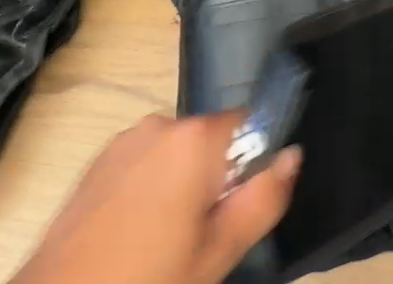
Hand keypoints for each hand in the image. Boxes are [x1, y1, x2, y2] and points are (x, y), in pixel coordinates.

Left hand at [11, 112, 298, 283]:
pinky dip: (153, 186)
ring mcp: (126, 139)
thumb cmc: (148, 278)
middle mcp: (161, 123)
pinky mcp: (100, 158)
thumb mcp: (218, 252)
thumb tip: (292, 155)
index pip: (252, 123)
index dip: (254, 164)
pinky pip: (147, 161)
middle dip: (218, 178)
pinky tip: (138, 231)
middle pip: (214, 140)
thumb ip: (263, 199)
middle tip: (204, 234)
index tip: (240, 206)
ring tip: (167, 238)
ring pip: (179, 152)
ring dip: (185, 184)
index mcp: (195, 138)